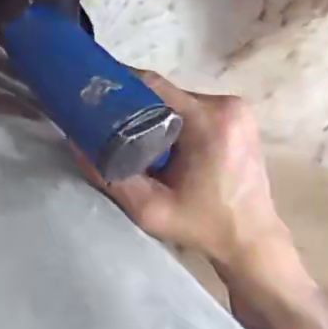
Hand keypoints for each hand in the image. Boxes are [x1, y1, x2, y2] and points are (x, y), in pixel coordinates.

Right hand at [103, 74, 300, 284]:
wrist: (252, 243)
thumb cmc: (203, 226)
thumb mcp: (148, 208)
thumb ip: (108, 176)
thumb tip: (75, 142)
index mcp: (209, 121)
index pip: (152, 85)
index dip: (118, 86)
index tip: (91, 94)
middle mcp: (227, 106)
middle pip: (163, 91)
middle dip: (132, 104)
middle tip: (103, 121)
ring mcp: (237, 111)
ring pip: (175, 99)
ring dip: (150, 112)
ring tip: (127, 134)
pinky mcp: (238, 119)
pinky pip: (191, 107)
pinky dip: (169, 118)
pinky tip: (155, 139)